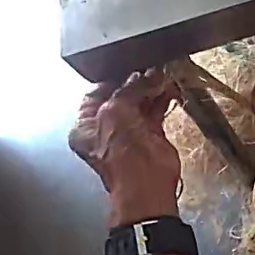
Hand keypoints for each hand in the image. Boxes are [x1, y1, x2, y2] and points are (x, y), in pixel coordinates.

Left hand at [70, 70, 182, 225]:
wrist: (146, 186)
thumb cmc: (123, 157)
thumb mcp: (117, 111)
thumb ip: (129, 89)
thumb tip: (143, 77)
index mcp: (85, 127)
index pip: (95, 94)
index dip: (111, 79)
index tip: (126, 67)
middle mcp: (104, 130)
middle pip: (120, 97)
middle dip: (135, 83)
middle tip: (148, 70)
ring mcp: (127, 134)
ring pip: (139, 103)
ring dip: (150, 89)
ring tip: (162, 75)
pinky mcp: (149, 137)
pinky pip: (154, 112)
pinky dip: (161, 99)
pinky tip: (169, 88)